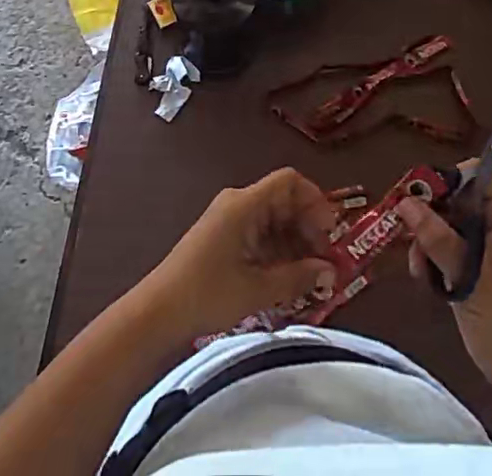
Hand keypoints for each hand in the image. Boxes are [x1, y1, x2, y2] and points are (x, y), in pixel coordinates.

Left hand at [136, 168, 340, 338]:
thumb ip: (298, 277)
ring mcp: (231, 220)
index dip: (316, 202)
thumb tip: (330, 272)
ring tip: (312, 280)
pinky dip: (279, 253)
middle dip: (310, 230)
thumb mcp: (258, 289)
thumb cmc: (208, 293)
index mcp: (244, 204)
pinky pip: (262, 235)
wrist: (160, 309)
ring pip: (275, 221)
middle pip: (285, 202)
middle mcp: (238, 204)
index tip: (330, 235)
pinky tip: (290, 281)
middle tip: (327, 265)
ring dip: (297, 245)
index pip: (289, 182)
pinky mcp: (226, 238)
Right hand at [396, 166, 491, 389]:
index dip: (451, 177)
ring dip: (425, 240)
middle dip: (429, 212)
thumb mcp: (468, 279)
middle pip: (456, 202)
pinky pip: (444, 251)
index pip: (480, 180)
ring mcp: (482, 255)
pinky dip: (429, 259)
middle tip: (405, 228)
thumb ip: (438, 238)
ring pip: (445, 227)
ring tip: (417, 265)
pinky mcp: (471, 274)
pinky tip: (423, 279)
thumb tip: (406, 200)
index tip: (420, 189)